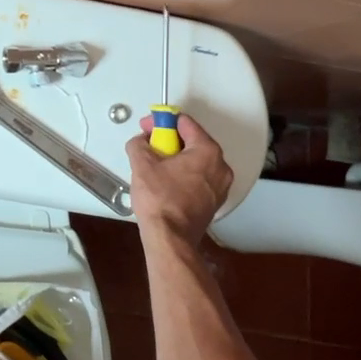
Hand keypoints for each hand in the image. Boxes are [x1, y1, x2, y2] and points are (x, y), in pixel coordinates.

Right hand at [126, 113, 233, 242]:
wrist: (170, 238)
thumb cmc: (159, 198)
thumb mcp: (141, 163)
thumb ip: (139, 143)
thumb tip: (142, 141)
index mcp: (207, 152)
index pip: (184, 123)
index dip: (161, 121)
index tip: (146, 127)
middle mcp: (220, 166)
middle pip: (192, 141)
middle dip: (168, 139)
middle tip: (148, 144)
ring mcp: (220, 186)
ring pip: (195, 160)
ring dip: (175, 157)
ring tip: (153, 163)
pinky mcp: (214, 201)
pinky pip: (198, 177)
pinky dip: (182, 173)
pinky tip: (164, 180)